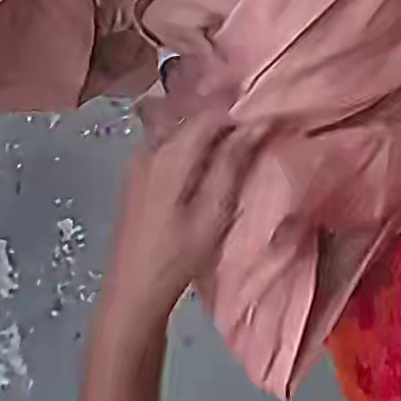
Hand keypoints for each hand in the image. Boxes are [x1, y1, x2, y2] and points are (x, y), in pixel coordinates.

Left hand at [101, 112, 255, 332]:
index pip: (211, 111)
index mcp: (171, 153)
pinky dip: (194, 139)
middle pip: (194, 114)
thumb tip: (257, 122)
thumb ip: (234, 161)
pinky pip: (171, 139)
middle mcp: (151, 147)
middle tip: (257, 121)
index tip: (267, 111)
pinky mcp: (138, 173)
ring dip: (210, 126)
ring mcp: (140, 159)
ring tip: (239, 136)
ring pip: (182, 125)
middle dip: (226, 113)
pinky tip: (211, 155)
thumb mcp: (215, 209)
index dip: (241, 107)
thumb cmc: (180, 254)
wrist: (132, 293)